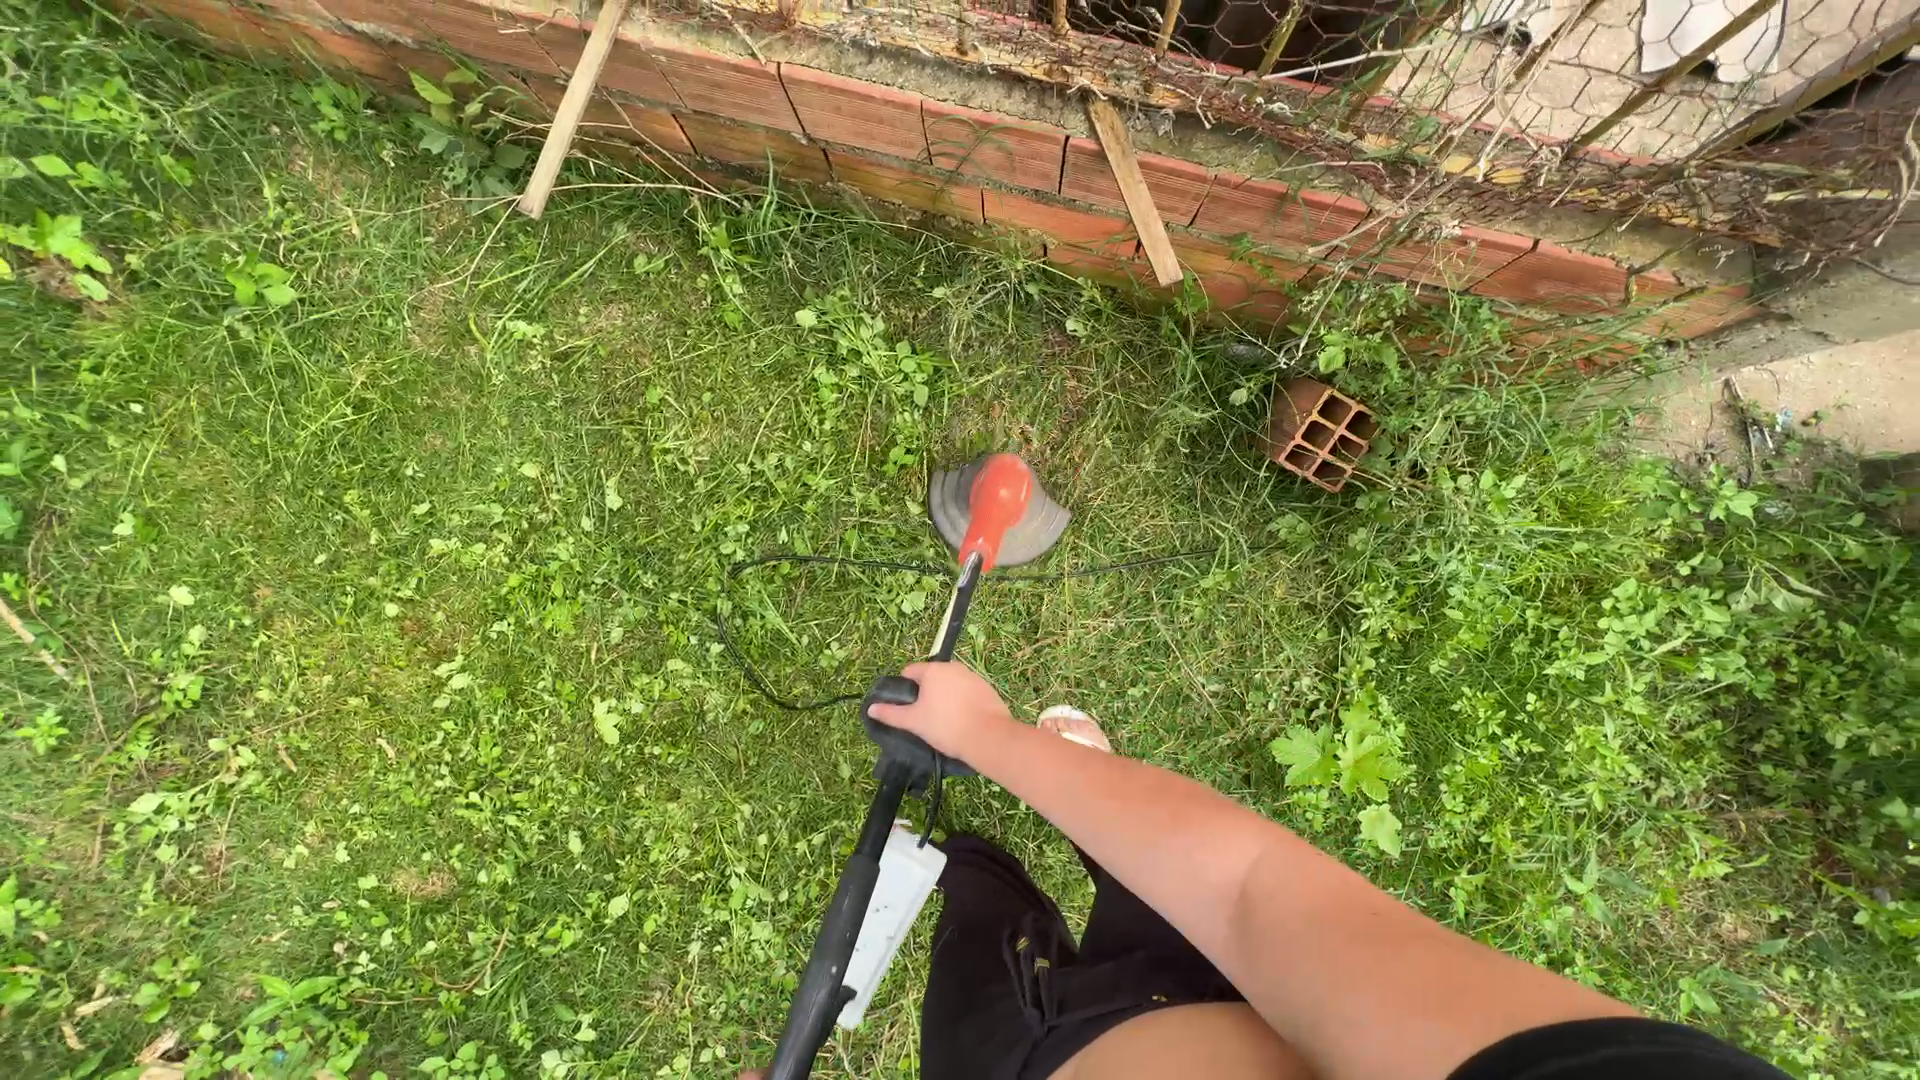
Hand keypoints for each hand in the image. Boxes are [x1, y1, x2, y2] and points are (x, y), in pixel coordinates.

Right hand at [866, 661, 1014, 758]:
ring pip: (950, 684)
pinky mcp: (986, 688)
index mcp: (933, 670)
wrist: (987, 736)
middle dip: (925, 693)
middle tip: (923, 716)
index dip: (904, 688)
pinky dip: (961, 701)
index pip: (910, 671)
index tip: (906, 707)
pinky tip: (961, 720)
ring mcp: (972, 676)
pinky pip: (966, 691)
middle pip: (931, 677)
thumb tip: (871, 708)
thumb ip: (891, 714)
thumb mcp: (914, 722)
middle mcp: (953, 667)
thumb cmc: (945, 726)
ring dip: (944, 696)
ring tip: (943, 721)